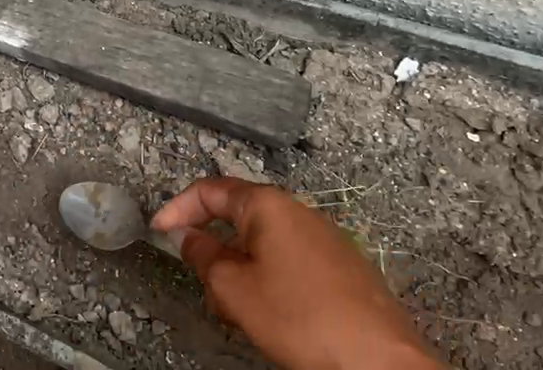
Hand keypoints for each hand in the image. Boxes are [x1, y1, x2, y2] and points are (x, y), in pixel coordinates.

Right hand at [151, 177, 442, 369]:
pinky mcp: (350, 272)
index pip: (208, 191)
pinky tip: (276, 317)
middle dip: (215, 250)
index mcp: (267, 205)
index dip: (177, 209)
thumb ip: (201, 255)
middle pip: (239, 220)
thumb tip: (187, 236)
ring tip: (239, 311)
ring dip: (243, 271)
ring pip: (267, 246)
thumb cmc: (298, 317)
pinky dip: (273, 282)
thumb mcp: (233, 287)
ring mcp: (330, 241)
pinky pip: (294, 264)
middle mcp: (299, 211)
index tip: (158, 232)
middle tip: (205, 285)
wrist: (384, 367)